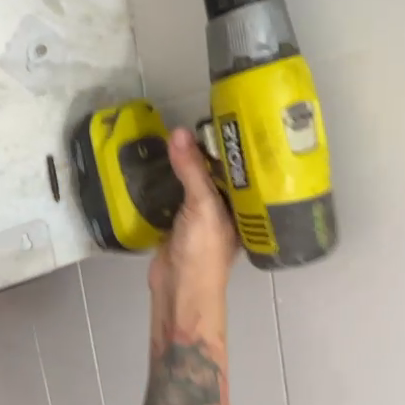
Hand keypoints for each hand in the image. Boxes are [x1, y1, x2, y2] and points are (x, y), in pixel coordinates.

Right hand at [150, 127, 238, 304]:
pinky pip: (175, 197)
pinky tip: (158, 167)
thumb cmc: (202, 251)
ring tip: (171, 138)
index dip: (234, 143)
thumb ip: (191, 170)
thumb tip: (177, 133)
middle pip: (217, 173)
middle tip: (190, 121)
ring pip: (195, 184)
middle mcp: (229, 208)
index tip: (222, 116)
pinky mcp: (178, 225)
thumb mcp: (202, 206)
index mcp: (246, 203)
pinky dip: (167, 183)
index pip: (244, 166)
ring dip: (184, 166)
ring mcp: (202, 217)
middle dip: (205, 151)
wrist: (177, 289)